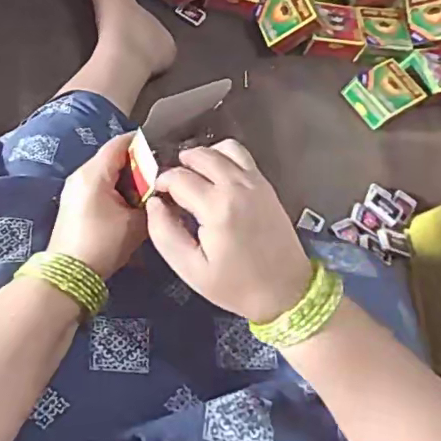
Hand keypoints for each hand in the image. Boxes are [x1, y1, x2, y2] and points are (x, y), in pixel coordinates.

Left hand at [47, 132, 148, 278]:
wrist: (68, 273)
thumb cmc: (102, 244)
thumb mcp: (135, 223)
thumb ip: (150, 201)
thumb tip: (158, 191)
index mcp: (94, 173)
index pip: (120, 143)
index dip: (143, 144)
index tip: (162, 151)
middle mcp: (80, 174)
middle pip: (112, 156)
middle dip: (137, 163)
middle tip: (159, 176)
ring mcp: (73, 188)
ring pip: (105, 171)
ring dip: (126, 178)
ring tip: (147, 192)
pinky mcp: (73, 202)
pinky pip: (97, 185)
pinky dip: (114, 188)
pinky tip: (129, 204)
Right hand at [144, 140, 313, 322]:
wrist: (285, 291)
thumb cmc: (235, 286)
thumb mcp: (190, 269)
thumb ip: (164, 233)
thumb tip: (155, 204)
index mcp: (217, 208)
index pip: (178, 177)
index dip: (161, 183)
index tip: (158, 197)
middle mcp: (237, 187)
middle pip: (200, 155)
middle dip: (179, 166)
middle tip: (172, 187)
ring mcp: (255, 182)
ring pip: (223, 148)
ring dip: (203, 156)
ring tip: (193, 176)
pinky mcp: (266, 185)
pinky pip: (242, 155)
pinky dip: (224, 157)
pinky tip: (215, 177)